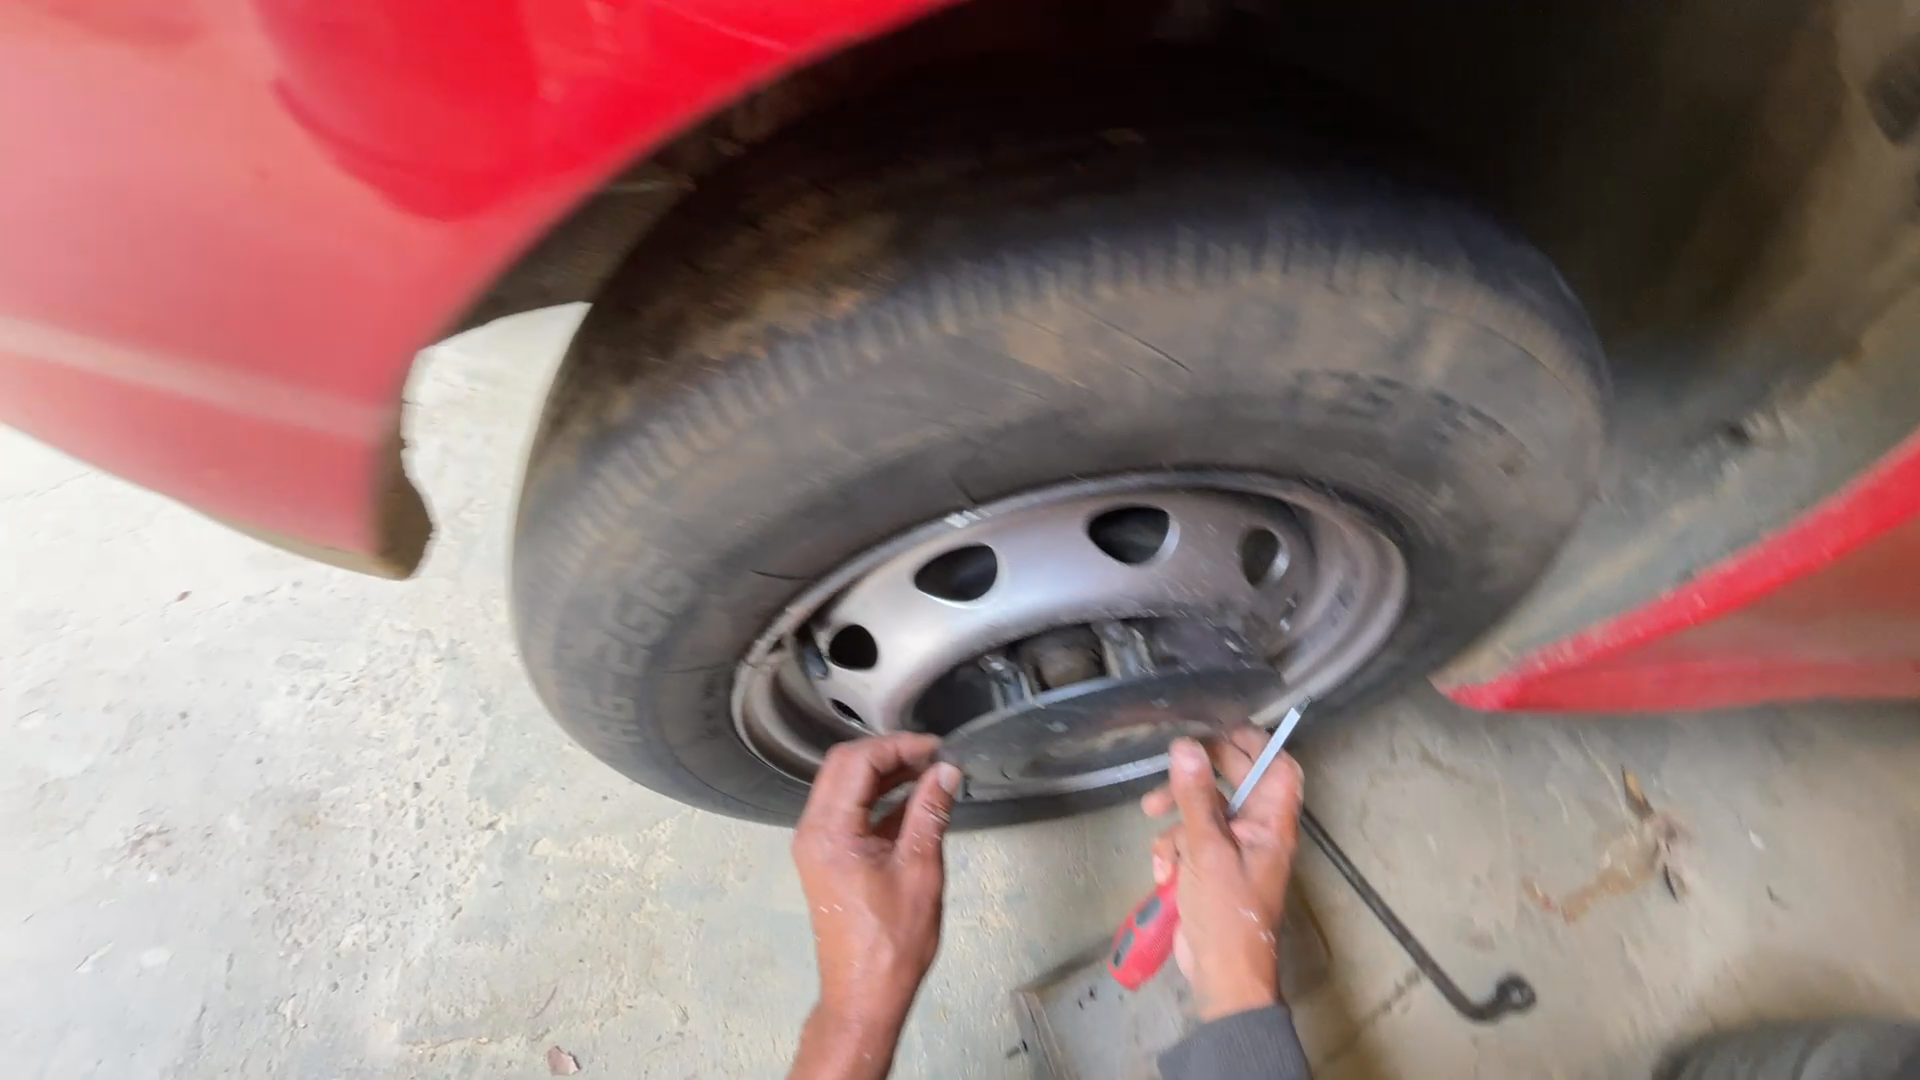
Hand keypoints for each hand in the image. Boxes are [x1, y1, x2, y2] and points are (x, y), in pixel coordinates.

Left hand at [789, 733, 961, 1079]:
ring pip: (846, 784)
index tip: (936, 749)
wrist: (864, 998)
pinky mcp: (829, 856)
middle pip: (845, 766)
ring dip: (886, 773)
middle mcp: (814, 829)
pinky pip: (850, 809)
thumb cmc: (892, 939)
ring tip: (929, 772)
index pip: (858, 761)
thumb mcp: (919, 870)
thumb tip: (947, 769)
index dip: (898, 746)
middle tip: (932, 757)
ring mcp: (818, 843)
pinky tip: (915, 800)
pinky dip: (880, 798)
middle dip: (890, 753)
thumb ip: (930, 812)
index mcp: (829, 830)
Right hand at [1141, 729, 1304, 1020]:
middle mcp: (1255, 830)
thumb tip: (1185, 745)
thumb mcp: (1205, 848)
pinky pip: (1187, 837)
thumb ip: (1195, 795)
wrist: (1220, 976)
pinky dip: (1171, 847)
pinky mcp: (1207, 865)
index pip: (1278, 767)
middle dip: (1198, 773)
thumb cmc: (1226, 912)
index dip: (1256, 743)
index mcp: (1270, 823)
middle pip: (1233, 781)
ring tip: (1151, 818)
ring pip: (1202, 807)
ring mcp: (1230, 848)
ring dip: (1175, 813)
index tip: (1221, 726)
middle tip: (1173, 759)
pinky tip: (1163, 870)